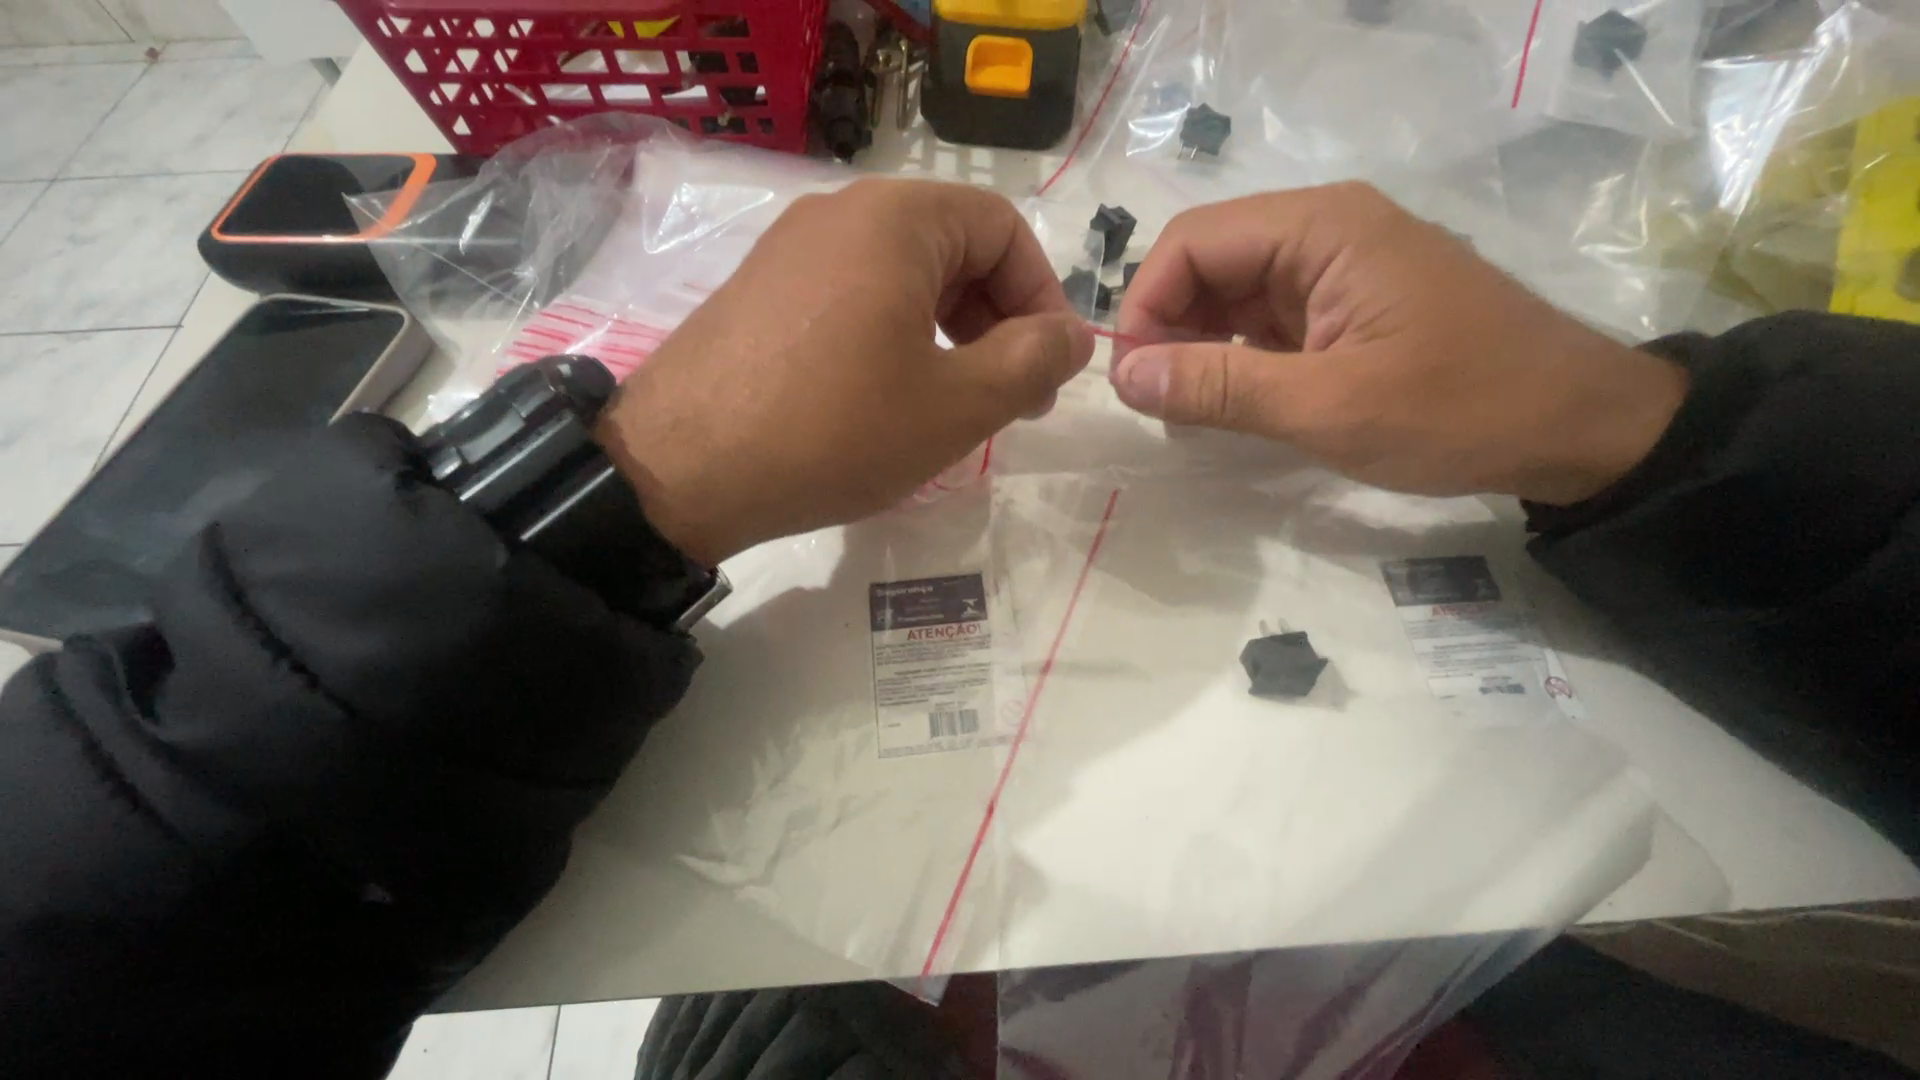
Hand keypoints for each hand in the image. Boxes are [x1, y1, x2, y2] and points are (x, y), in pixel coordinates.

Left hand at [596, 179, 1091, 564]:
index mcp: (896, 219)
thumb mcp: (955, 405)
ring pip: (902, 276)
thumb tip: (1074, 335)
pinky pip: (853, 298)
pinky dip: (893, 337)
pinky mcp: (761, 292)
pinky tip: (888, 399)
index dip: (1042, 298)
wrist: (681, 470)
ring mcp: (790, 251)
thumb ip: (1032, 361)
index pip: (1004, 230)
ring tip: (953, 404)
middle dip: (997, 320)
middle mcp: (839, 213)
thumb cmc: (836, 431)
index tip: (1048, 371)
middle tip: (1010, 397)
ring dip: (948, 333)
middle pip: (952, 248)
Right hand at [1110, 183, 1688, 505]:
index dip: (1147, 305)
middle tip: (1158, 402)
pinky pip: (1265, 320)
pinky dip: (1235, 358)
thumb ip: (1218, 388)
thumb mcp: (1327, 407)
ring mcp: (1338, 269)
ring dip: (1198, 346)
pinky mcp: (1348, 306)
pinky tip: (1230, 401)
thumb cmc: (1459, 410)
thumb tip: (1123, 378)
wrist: (1581, 429)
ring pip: (1232, 293)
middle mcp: (1325, 231)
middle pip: (1208, 262)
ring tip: (1188, 408)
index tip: (1135, 380)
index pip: (1193, 242)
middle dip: (1169, 327)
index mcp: (1322, 228)